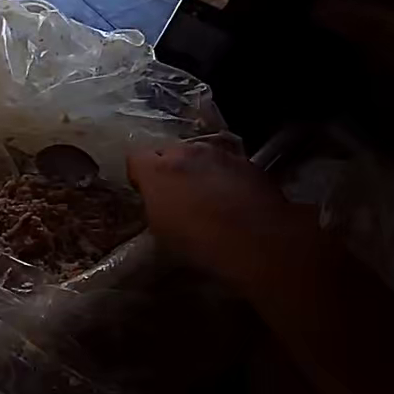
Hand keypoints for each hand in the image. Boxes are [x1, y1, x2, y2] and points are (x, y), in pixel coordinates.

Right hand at [125, 138, 321, 284]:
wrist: (256, 240)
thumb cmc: (198, 241)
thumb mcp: (161, 229)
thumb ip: (155, 206)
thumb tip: (159, 202)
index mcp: (156, 170)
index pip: (136, 159)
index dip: (140, 175)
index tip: (145, 191)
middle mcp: (186, 153)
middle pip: (170, 152)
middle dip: (170, 168)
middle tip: (176, 193)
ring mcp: (220, 154)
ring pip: (201, 155)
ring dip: (200, 169)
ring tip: (208, 195)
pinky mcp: (248, 163)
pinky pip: (228, 164)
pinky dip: (226, 176)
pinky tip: (233, 198)